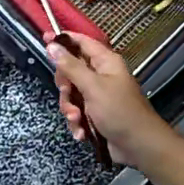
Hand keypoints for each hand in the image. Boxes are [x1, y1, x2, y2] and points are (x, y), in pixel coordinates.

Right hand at [47, 33, 179, 170]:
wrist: (139, 146)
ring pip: (70, 93)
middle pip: (70, 70)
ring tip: (76, 119)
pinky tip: (81, 132)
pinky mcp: (95, 113)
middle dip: (65, 86)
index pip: (81, 42)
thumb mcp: (92, 86)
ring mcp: (97, 95)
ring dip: (69, 108)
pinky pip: (76, 111)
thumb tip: (52, 46)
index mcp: (105, 62)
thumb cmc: (119, 111)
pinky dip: (76, 122)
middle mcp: (101, 75)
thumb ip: (70, 66)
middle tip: (67, 93)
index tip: (45, 38)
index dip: (63, 39)